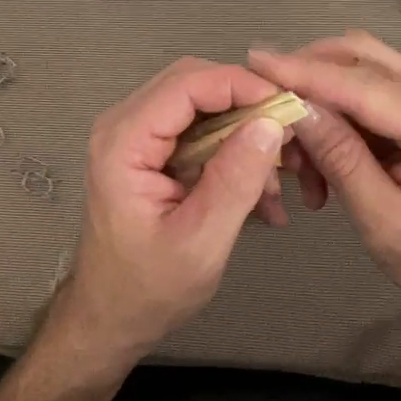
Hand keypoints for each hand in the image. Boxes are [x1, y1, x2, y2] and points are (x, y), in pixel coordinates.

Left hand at [58, 56, 288, 362]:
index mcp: (123, 141)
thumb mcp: (200, 242)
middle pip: (192, 84)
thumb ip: (234, 180)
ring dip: (242, 132)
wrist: (110, 316)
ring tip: (277, 181)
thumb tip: (271, 123)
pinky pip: (196, 131)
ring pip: (199, 105)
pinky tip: (261, 191)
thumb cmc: (148, 288)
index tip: (289, 107)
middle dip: (246, 105)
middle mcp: (123, 124)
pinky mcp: (148, 150)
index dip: (239, 84)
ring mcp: (134, 135)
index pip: (186, 84)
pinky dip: (231, 150)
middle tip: (290, 138)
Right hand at [250, 32, 400, 330]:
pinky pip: (364, 89)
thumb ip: (341, 160)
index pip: (359, 83)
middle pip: (359, 55)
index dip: (304, 70)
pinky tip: (318, 158)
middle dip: (307, 70)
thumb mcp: (385, 223)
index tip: (254, 61)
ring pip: (358, 65)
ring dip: (317, 93)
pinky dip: (332, 111)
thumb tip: (296, 108)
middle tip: (266, 103)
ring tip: (296, 150)